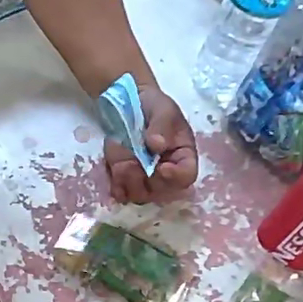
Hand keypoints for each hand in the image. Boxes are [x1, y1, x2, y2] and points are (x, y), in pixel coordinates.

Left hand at [104, 82, 197, 204]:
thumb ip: (162, 125)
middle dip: (150, 182)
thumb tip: (158, 145)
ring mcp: (144, 178)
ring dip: (131, 184)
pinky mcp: (124, 178)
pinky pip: (122, 194)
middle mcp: (165, 172)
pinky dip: (118, 188)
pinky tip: (116, 172)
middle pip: (162, 192)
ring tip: (124, 165)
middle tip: (138, 164)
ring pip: (141, 196)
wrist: (128, 105)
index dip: (176, 177)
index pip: (186, 176)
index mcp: (182, 155)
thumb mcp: (162, 109)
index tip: (162, 167)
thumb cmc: (153, 106)